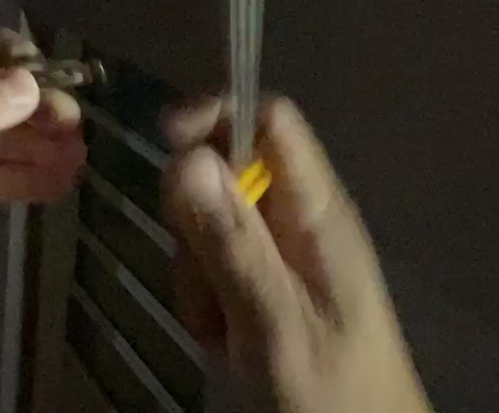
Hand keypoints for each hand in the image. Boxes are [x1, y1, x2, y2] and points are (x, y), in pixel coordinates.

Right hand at [160, 96, 430, 412]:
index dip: (218, 114)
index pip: (269, 120)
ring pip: (204, 212)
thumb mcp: (276, 326)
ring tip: (219, 323)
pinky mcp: (253, 282)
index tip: (167, 139)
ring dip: (194, 262)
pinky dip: (197, 289)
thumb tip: (187, 154)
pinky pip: (203, 254)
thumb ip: (232, 243)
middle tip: (203, 273)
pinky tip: (218, 332)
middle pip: (222, 164)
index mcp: (318, 212)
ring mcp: (272, 252)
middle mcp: (294, 219)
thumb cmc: (330, 402)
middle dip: (193, 210)